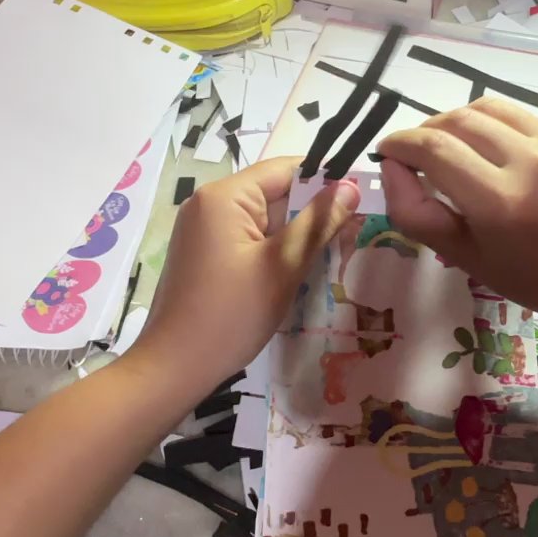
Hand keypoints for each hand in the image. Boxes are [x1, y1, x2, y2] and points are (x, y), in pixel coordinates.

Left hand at [130, 158, 359, 392]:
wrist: (175, 367)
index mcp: (225, 196)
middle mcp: (209, 203)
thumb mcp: (283, 265)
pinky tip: (298, 270)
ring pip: (265, 218)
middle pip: (275, 192)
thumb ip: (318, 222)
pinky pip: (249, 237)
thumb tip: (350, 186)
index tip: (362, 200)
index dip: (326, 181)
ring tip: (334, 253)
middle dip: (313, 212)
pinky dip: (275, 249)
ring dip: (297, 234)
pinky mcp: (205, 253)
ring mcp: (204, 229)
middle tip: (355, 233)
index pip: (285, 169)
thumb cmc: (231, 314)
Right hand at [377, 98, 537, 346]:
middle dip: (425, 129)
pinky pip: (522, 116)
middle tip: (416, 153)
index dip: (400, 143)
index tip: (387, 151)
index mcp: (500, 202)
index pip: (432, 148)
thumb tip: (391, 168)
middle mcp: (530, 160)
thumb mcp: (468, 259)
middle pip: (457, 119)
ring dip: (458, 121)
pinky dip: (496, 128)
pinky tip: (498, 154)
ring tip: (452, 146)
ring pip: (488, 107)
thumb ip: (418, 214)